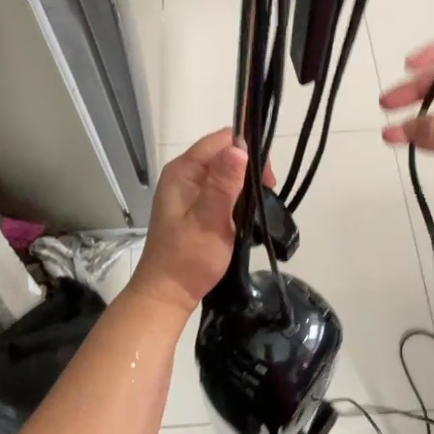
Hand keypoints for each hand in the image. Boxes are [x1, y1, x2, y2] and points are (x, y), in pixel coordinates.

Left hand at [129, 128, 249, 314]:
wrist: (167, 294)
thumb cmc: (188, 258)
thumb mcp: (210, 220)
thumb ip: (224, 183)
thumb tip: (239, 146)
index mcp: (183, 170)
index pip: (221, 139)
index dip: (247, 150)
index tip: (266, 179)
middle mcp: (184, 174)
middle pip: (224, 152)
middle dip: (249, 168)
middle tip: (265, 196)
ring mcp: (188, 190)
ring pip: (225, 171)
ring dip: (244, 184)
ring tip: (258, 208)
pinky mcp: (195, 205)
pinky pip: (221, 188)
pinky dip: (237, 196)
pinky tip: (246, 215)